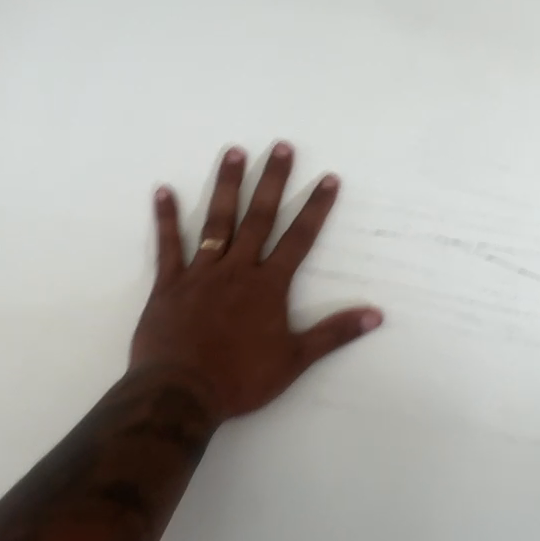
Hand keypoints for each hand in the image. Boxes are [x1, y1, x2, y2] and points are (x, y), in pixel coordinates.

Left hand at [130, 142, 381, 422]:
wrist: (180, 394)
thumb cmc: (240, 379)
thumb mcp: (295, 360)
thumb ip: (334, 333)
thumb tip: (376, 315)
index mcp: (268, 285)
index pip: (299, 238)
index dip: (316, 208)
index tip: (328, 178)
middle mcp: (238, 269)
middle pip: (259, 217)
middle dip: (273, 181)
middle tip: (281, 146)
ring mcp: (201, 274)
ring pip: (217, 221)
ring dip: (227, 186)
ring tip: (234, 152)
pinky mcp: (169, 285)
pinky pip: (168, 245)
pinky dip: (165, 217)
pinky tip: (163, 190)